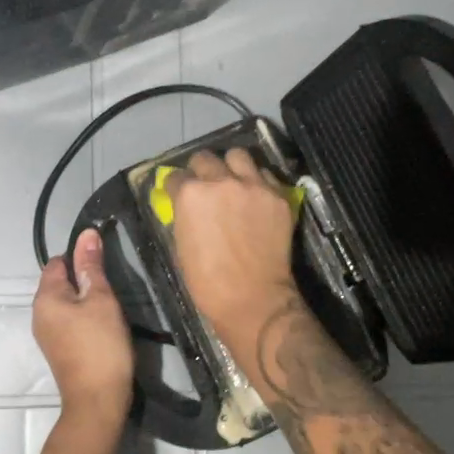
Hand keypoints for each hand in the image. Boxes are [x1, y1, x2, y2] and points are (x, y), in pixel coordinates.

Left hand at [33, 228, 134, 424]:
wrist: (97, 401)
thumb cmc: (101, 346)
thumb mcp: (101, 300)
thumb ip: (92, 267)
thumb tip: (86, 233)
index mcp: (45, 297)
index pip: (58, 262)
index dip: (81, 259)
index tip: (105, 267)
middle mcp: (39, 313)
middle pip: (61, 282)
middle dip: (84, 281)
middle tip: (112, 289)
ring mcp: (46, 334)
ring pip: (66, 304)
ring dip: (86, 301)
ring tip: (110, 309)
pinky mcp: (58, 349)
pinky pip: (69, 322)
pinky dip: (84, 319)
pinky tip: (103, 328)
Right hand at [164, 149, 298, 361]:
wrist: (252, 298)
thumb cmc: (207, 282)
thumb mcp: (181, 245)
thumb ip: (183, 217)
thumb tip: (185, 207)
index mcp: (190, 194)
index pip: (176, 176)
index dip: (176, 186)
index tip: (178, 194)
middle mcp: (221, 181)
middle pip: (205, 158)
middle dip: (200, 170)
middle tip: (205, 185)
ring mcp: (253, 185)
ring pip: (238, 155)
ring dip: (231, 166)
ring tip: (233, 180)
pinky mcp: (278, 195)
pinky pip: (265, 175)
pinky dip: (258, 182)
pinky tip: (256, 198)